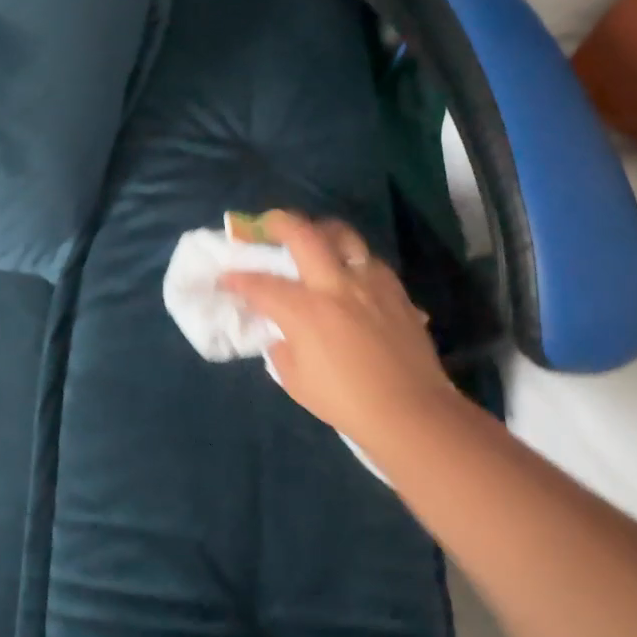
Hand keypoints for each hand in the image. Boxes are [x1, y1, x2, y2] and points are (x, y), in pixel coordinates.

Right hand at [220, 212, 456, 435]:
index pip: (261, 284)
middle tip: (267, 224)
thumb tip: (284, 336)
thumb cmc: (345, 401)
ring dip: (323, 233)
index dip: (238, 279)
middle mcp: (335, 286)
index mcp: (304, 309)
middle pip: (305, 236)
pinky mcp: (398, 295)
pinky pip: (372, 264)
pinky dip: (355, 263)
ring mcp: (371, 286)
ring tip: (315, 240)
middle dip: (279, 224)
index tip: (226, 278)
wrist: (411, 412)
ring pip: (346, 238)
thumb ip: (282, 350)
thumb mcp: (295, 380)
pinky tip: (352, 278)